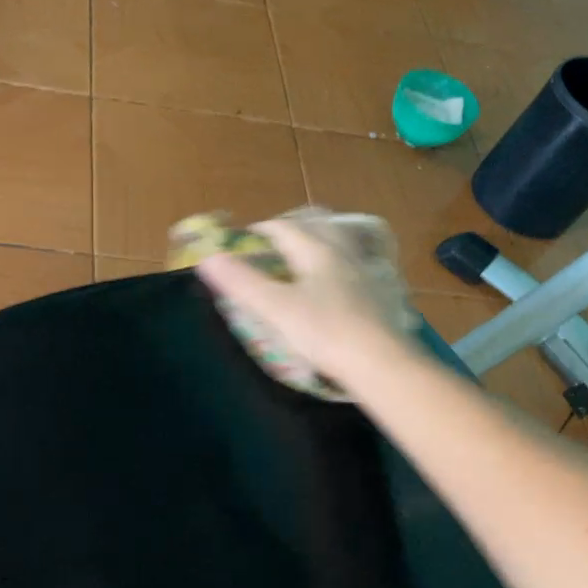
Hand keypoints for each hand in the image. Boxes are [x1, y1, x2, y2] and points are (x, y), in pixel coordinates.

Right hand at [194, 217, 417, 383]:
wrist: (381, 362)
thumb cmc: (324, 332)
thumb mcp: (275, 309)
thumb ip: (242, 282)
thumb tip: (206, 258)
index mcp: (316, 249)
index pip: (283, 227)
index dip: (258, 231)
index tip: (240, 242)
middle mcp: (343, 251)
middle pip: (316, 225)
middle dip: (292, 227)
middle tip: (272, 243)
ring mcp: (365, 270)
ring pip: (339, 241)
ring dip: (318, 240)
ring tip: (302, 256)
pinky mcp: (379, 293)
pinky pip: (354, 264)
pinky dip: (337, 263)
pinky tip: (334, 282)